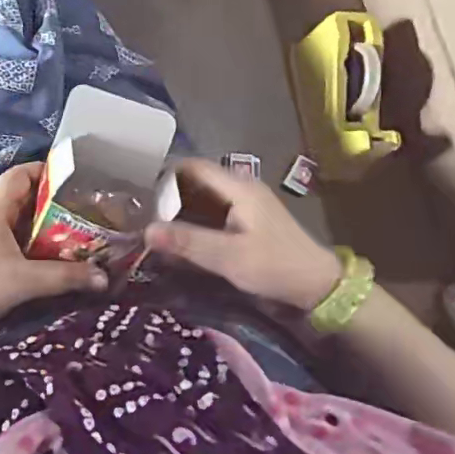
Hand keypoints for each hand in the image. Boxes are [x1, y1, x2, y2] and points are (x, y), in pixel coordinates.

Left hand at [0, 162, 109, 340]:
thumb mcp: (25, 282)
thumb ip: (66, 277)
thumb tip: (104, 278)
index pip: (20, 174)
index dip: (46, 171)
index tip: (75, 181)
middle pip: (21, 195)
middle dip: (52, 202)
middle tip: (83, 211)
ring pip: (15, 217)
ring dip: (41, 223)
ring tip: (73, 232)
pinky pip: (7, 234)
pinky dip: (28, 238)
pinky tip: (48, 253)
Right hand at [145, 158, 342, 309]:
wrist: (317, 286)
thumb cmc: (275, 266)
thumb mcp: (228, 257)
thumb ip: (188, 242)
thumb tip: (146, 230)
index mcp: (238, 187)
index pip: (192, 167)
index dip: (164, 175)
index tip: (138, 192)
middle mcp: (241, 188)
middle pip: (195, 180)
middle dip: (167, 194)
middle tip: (139, 211)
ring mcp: (245, 204)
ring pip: (202, 197)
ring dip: (179, 209)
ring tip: (151, 224)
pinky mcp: (246, 220)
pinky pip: (211, 212)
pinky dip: (193, 220)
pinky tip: (177, 236)